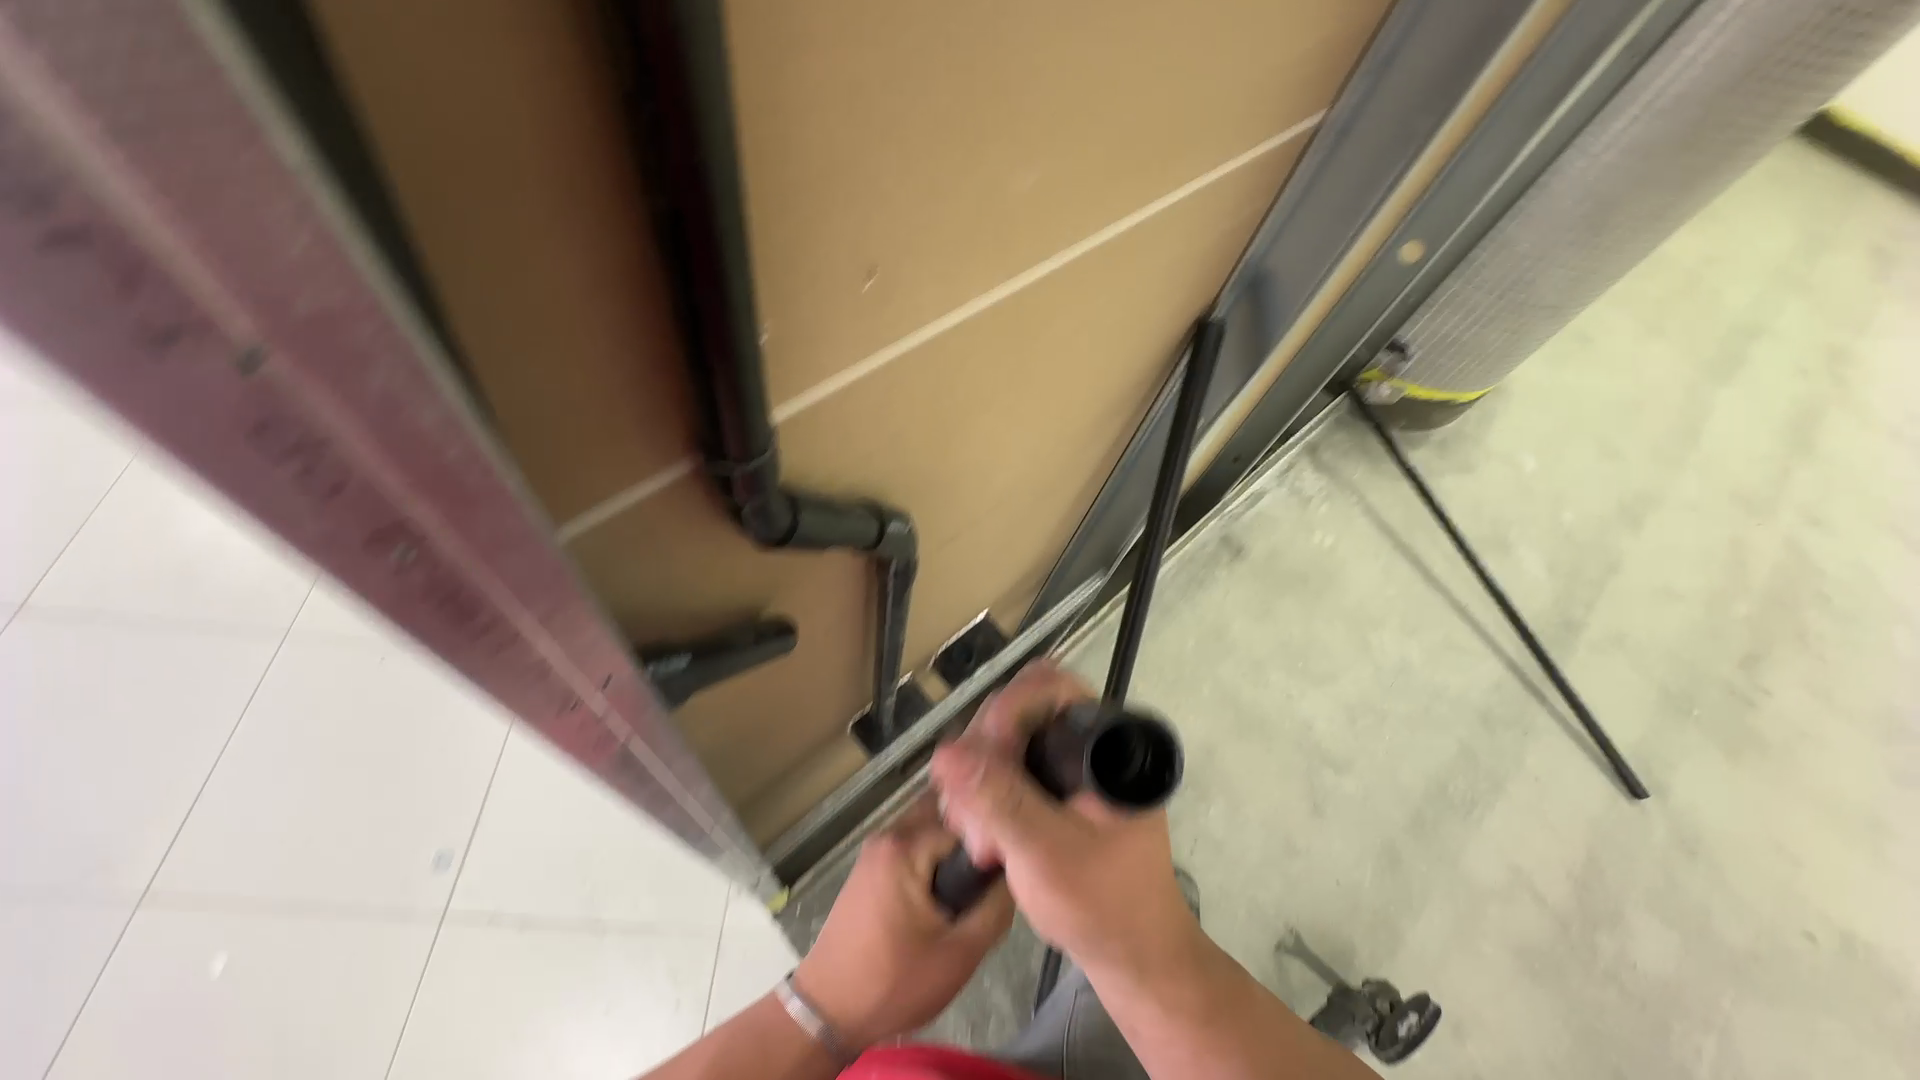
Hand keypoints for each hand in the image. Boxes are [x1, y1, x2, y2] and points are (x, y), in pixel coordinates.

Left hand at [790, 799, 1012, 1047]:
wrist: (830, 1011)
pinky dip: (935, 858)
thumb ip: (996, 906)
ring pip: (929, 829)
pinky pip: (914, 847)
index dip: (995, 838)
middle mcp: (888, 835)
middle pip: (946, 813)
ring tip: (980, 881)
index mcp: (906, 845)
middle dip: (974, 833)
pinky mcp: (871, 869)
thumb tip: (1016, 873)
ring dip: (954, 847)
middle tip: (1001, 868)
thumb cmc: (895, 982)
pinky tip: (952, 889)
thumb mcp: (961, 952)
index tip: (1015, 862)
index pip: (968, 818)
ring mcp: (876, 850)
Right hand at [929, 662, 1202, 979]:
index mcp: (1104, 743)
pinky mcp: (1052, 797)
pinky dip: (984, 804)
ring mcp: (1068, 772)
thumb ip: (998, 798)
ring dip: (977, 787)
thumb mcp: (1045, 852)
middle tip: (970, 813)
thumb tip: (945, 752)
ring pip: (1003, 746)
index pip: (1047, 687)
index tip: (978, 762)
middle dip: (983, 758)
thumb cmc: (1104, 905)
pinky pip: (1005, 777)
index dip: (1005, 712)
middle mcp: (1087, 746)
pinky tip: (980, 841)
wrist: (1136, 960)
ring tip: (977, 839)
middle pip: (1017, 713)